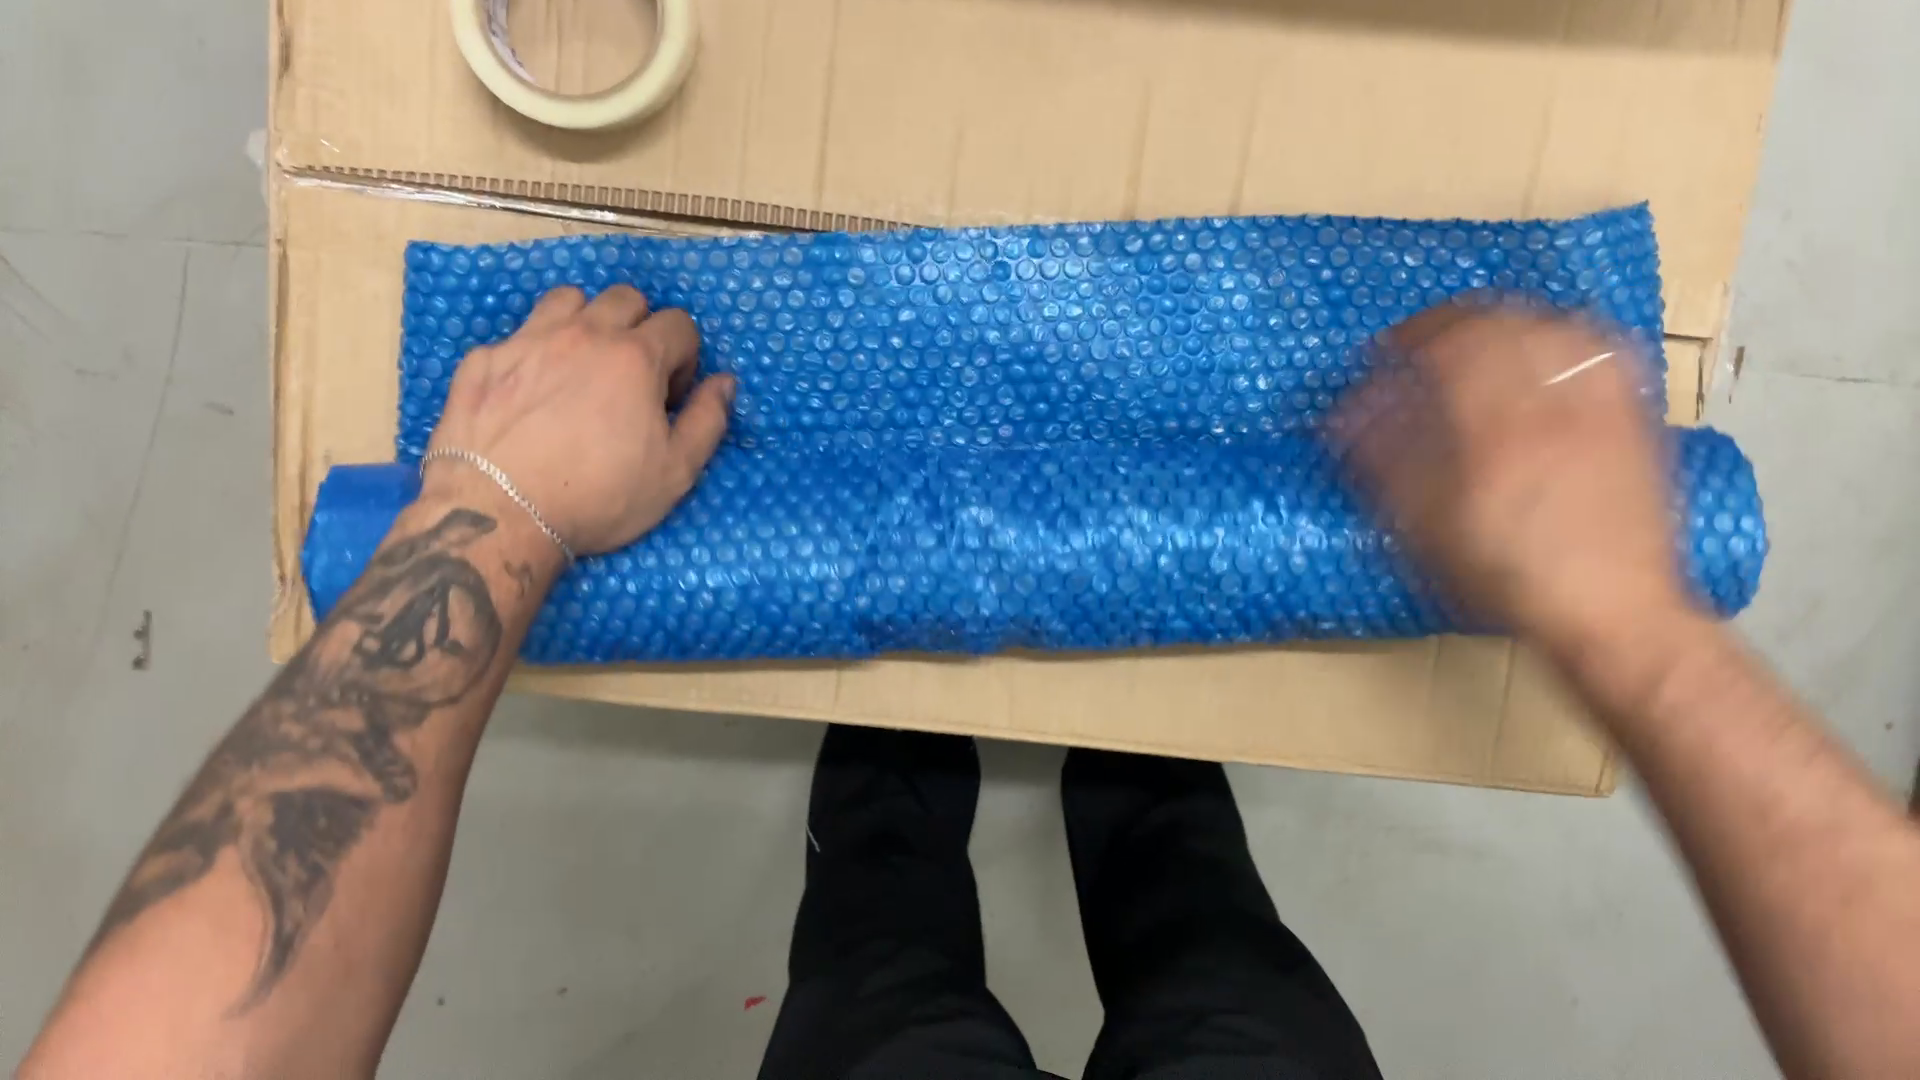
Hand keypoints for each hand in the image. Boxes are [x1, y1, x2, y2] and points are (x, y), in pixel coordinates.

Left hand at [422, 285, 735, 558]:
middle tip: (633, 377)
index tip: (670, 397)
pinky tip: (532, 395)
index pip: (679, 324)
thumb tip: (725, 382)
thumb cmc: (601, 496)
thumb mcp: (677, 471)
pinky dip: (536, 354)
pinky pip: (519, 335)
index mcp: (636, 357)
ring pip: (568, 299)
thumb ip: (708, 420)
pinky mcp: (482, 360)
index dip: (685, 359)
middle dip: (641, 328)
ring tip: (583, 368)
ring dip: (587, 323)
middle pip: (625, 298)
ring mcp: (527, 340)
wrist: (502, 513)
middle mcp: (583, 334)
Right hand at [1329, 304, 1689, 656]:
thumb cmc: (1506, 577)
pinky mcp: (1636, 419)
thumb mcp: (1427, 528)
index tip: (1382, 351)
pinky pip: (1602, 353)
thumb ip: (1385, 463)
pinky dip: (1564, 341)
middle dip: (1456, 321)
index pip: (1452, 345)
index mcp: (1497, 427)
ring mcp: (1604, 406)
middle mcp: (1556, 402)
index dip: (1411, 336)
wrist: (1614, 613)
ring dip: (1510, 323)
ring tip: (1481, 342)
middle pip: (1507, 323)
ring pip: (1559, 328)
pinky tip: (1546, 359)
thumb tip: (1346, 416)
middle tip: (1423, 342)